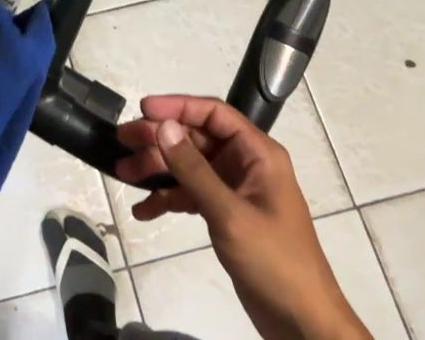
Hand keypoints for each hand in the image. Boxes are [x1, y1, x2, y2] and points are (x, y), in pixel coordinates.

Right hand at [116, 96, 369, 339]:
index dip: (177, 106)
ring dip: (158, 169)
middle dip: (159, 139)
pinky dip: (168, 199)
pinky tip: (143, 210)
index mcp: (257, 154)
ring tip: (123, 174)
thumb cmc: (274, 260)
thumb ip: (194, 169)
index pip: (213, 114)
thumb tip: (164, 126)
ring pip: (189, 166)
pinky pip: (191, 195)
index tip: (142, 108)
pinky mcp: (226, 214)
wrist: (302, 321)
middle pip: (196, 138)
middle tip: (122, 140)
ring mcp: (235, 190)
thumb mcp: (229, 213)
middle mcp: (245, 164)